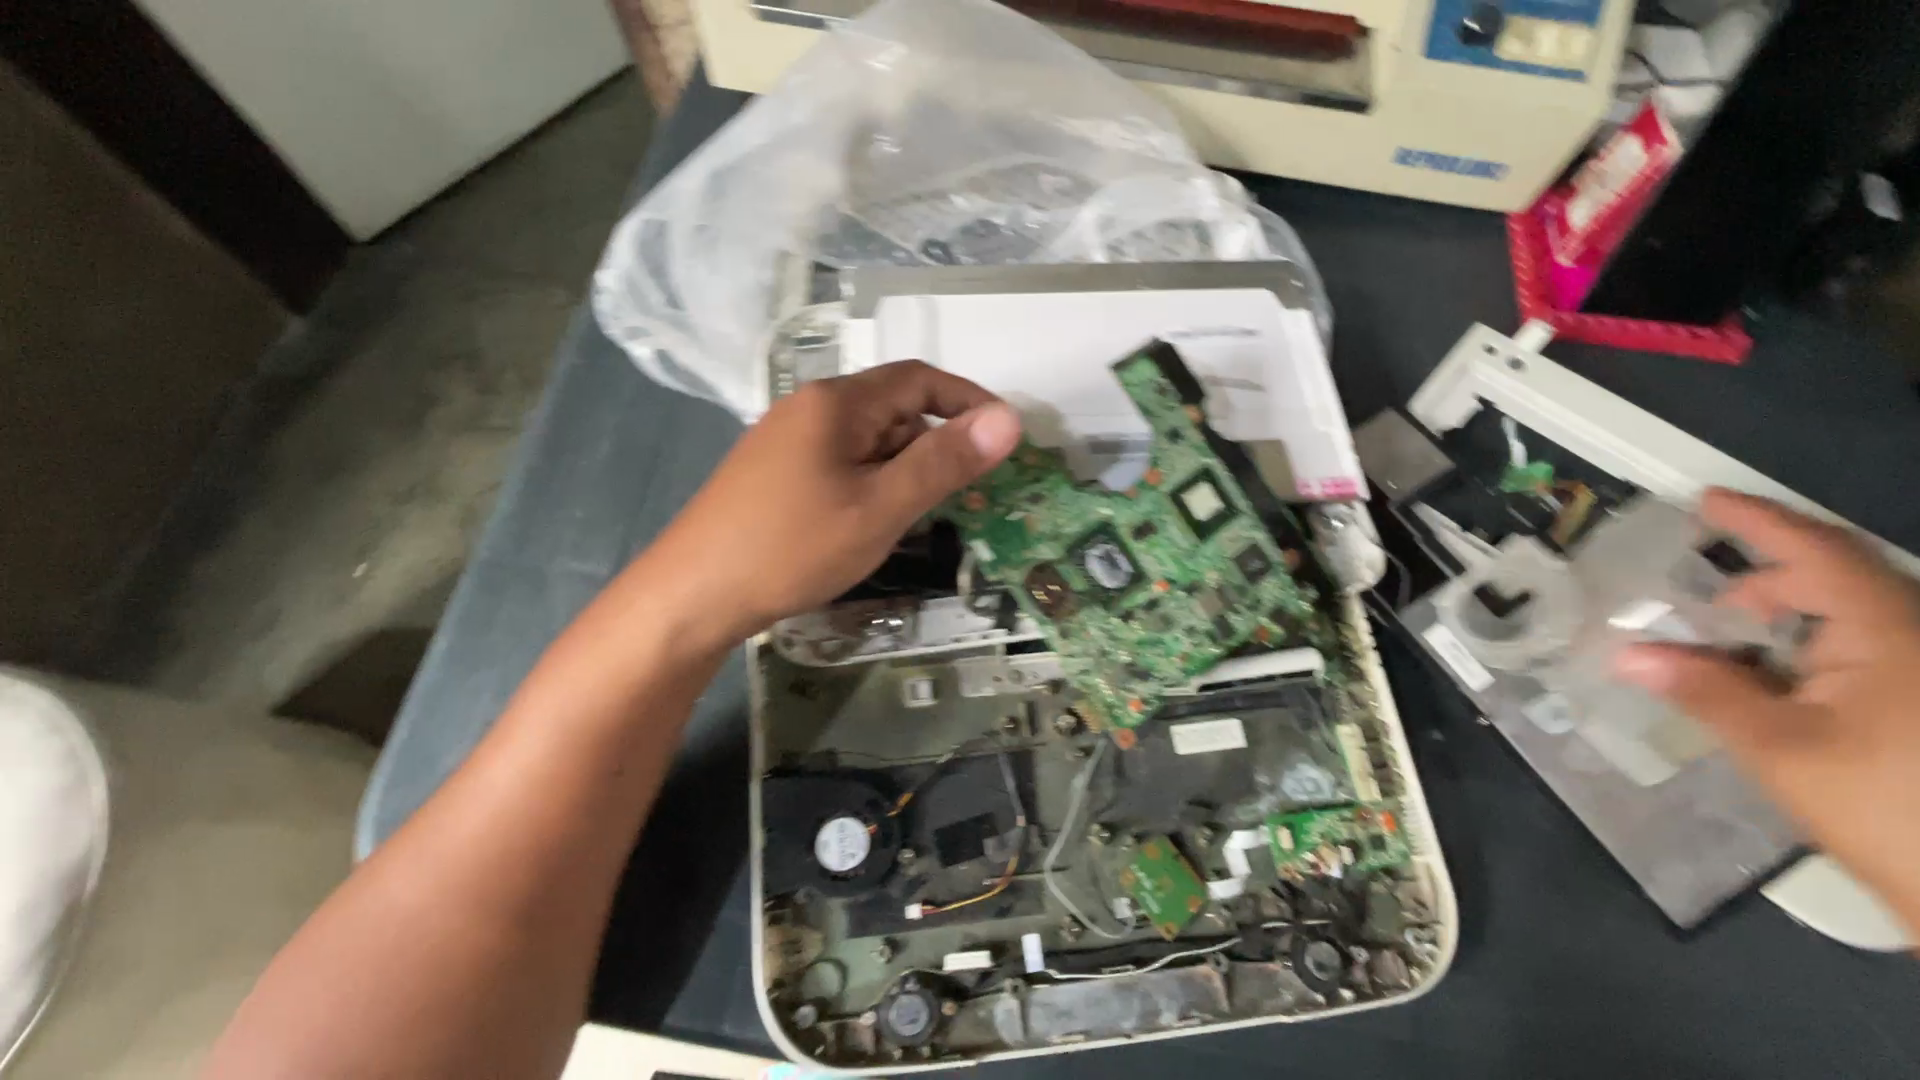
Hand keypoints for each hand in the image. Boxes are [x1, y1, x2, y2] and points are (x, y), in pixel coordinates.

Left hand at [637, 361, 1020, 645]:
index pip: (918, 378)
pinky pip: (839, 464)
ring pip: (865, 442)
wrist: (693, 594)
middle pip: (892, 410)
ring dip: (900, 470)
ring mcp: (786, 440)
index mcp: (836, 402)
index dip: (968, 400)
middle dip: (934, 445)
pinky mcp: (772, 473)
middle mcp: (809, 407)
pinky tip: (868, 525)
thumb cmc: (793, 548)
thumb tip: (1008, 419)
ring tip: (915, 520)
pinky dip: (869, 485)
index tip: (1004, 436)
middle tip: (963, 497)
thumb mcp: (880, 508)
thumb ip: (943, 463)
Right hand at [1614, 489, 1919, 923]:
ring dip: (1781, 626)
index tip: (1703, 502)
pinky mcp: (1918, 709)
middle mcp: (1915, 639)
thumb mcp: (1779, 747)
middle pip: (1836, 583)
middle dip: (1763, 585)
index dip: (1758, 521)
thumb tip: (1627, 654)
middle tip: (1701, 603)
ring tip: (1722, 650)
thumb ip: (1703, 690)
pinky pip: (1862, 658)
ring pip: (1849, 623)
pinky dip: (1805, 659)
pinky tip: (1768, 688)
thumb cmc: (1888, 807)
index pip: (1817, 552)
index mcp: (1891, 632)